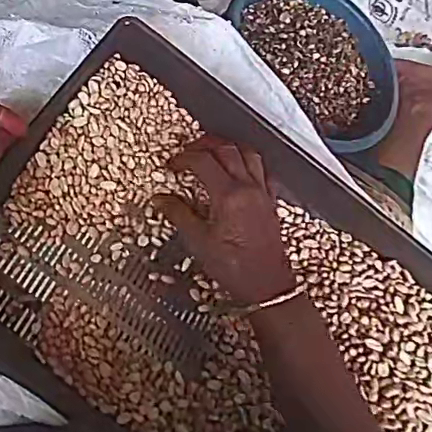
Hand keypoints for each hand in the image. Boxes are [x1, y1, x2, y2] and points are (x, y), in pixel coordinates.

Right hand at [152, 137, 298, 305]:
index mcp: (228, 195)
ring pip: (248, 153)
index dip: (183, 158)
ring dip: (228, 147)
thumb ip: (179, 214)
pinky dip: (249, 162)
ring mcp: (262, 193)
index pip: (202, 161)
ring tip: (213, 151)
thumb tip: (161, 199)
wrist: (267, 286)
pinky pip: (263, 170)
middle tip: (188, 151)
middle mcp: (248, 188)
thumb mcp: (199, 242)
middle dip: (204, 145)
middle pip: (226, 149)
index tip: (173, 165)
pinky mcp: (271, 201)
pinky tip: (240, 169)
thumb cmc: (234, 268)